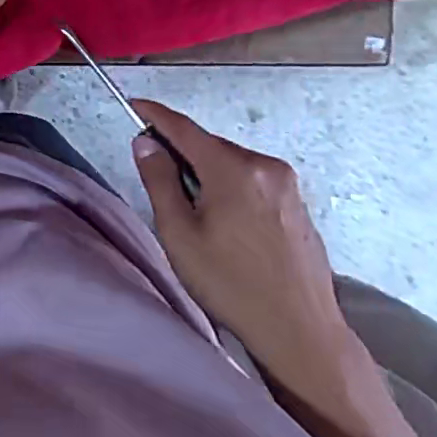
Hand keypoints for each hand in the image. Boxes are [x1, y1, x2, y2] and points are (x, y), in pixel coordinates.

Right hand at [130, 101, 346, 359]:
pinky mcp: (297, 202)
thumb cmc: (231, 285)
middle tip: (162, 185)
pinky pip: (252, 179)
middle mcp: (264, 165)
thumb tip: (146, 143)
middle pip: (209, 145)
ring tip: (197, 216)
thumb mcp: (179, 234)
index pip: (184, 128)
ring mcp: (287, 183)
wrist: (301, 331)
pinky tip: (227, 225)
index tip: (135, 105)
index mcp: (233, 169)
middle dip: (182, 154)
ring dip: (207, 173)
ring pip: (231, 163)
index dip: (156, 115)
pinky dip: (231, 186)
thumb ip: (159, 181)